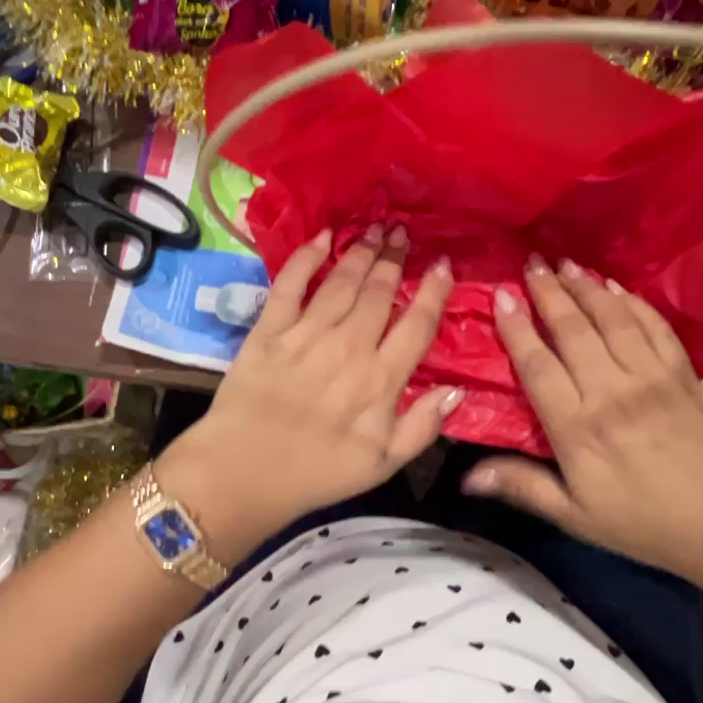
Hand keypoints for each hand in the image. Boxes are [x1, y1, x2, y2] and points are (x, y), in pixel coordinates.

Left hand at [156, 224, 458, 557]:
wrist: (245, 472)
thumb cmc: (319, 473)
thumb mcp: (383, 465)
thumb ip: (423, 427)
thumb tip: (457, 390)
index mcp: (381, 379)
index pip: (417, 324)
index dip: (434, 292)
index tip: (444, 265)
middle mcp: (349, 347)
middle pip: (379, 293)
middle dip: (395, 259)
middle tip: (404, 233)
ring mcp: (307, 334)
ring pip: (341, 282)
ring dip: (361, 252)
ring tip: (376, 229)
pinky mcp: (268, 331)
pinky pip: (290, 285)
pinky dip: (307, 258)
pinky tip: (322, 237)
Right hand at [462, 256, 702, 580]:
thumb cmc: (646, 526)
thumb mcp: (577, 518)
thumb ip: (523, 487)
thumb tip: (466, 477)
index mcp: (578, 427)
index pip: (537, 365)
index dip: (516, 328)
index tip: (501, 295)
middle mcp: (611, 390)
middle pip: (573, 330)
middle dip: (549, 292)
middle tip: (531, 263)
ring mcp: (651, 377)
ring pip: (612, 319)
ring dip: (586, 288)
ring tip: (565, 263)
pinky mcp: (683, 375)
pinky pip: (654, 327)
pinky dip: (633, 302)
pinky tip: (617, 287)